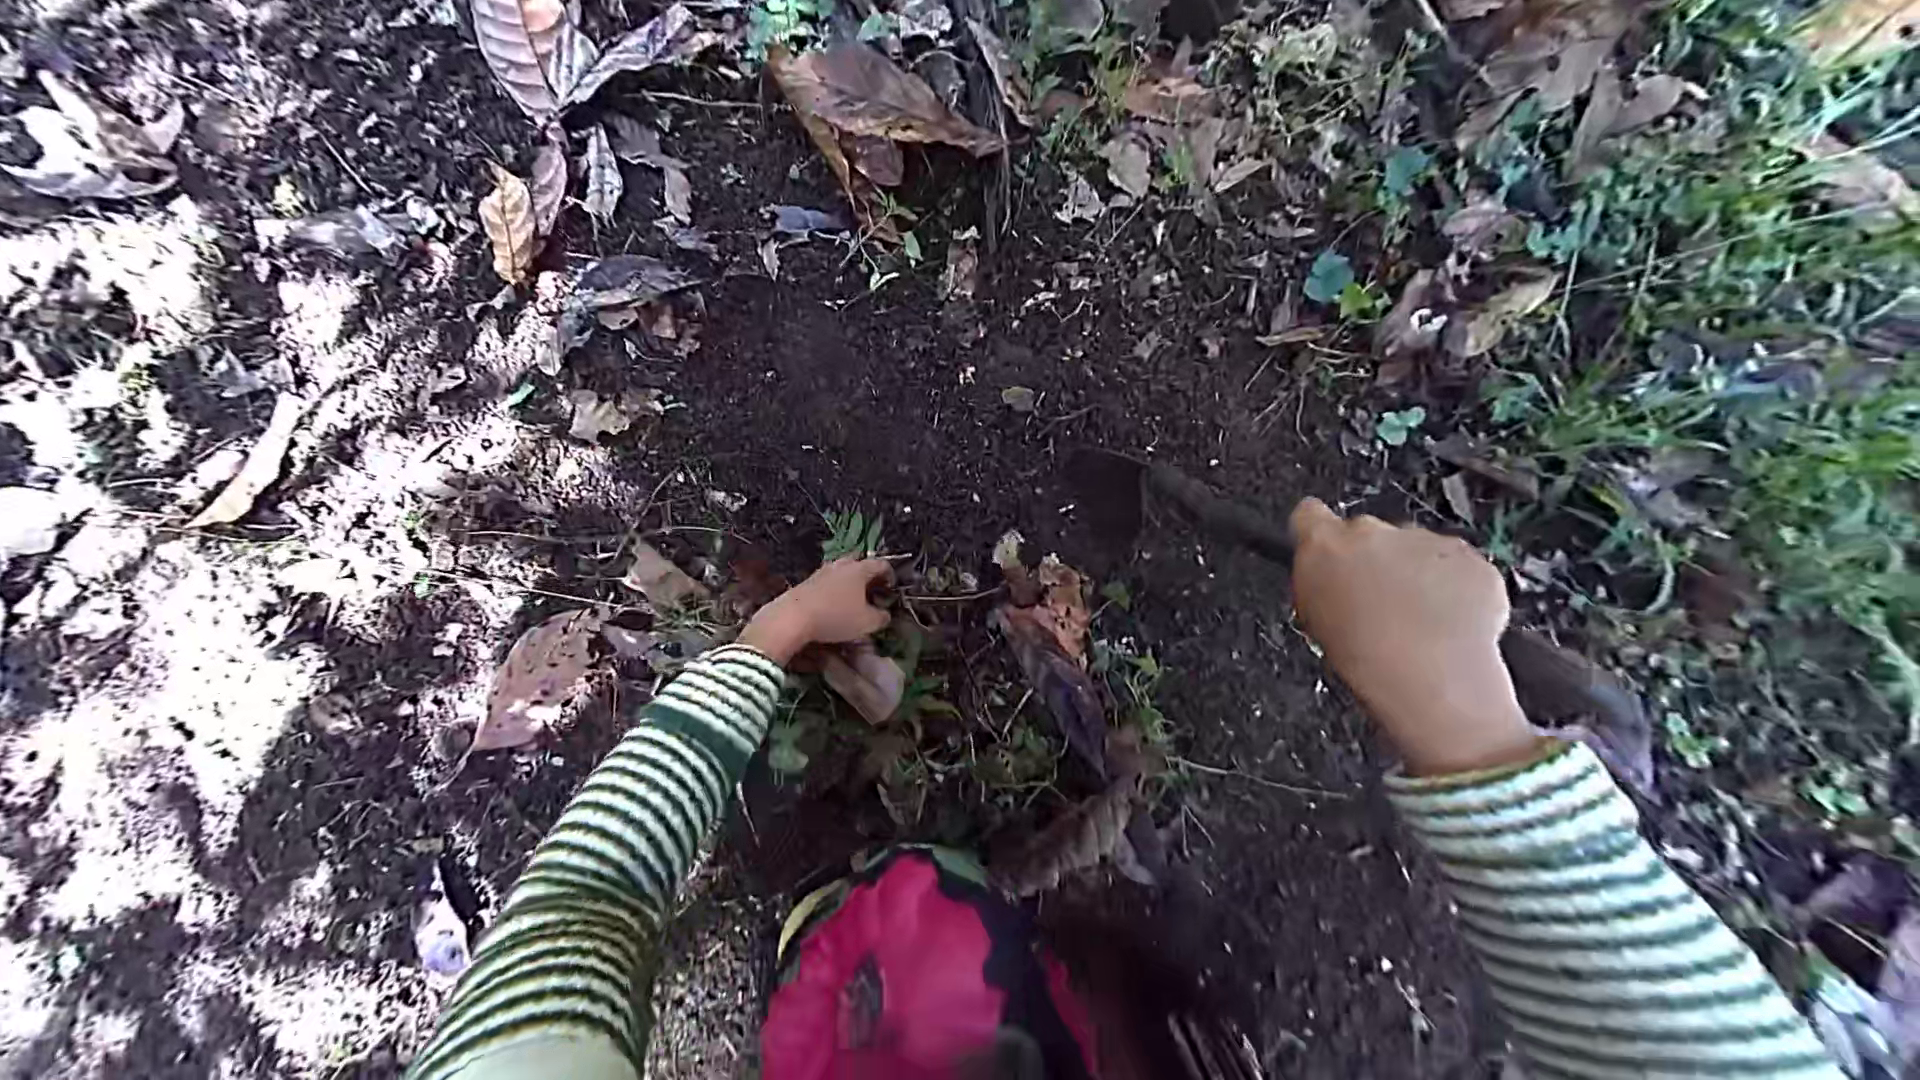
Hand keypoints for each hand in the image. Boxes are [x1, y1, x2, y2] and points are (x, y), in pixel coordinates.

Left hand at [738, 558, 893, 664]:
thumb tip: (885, 614)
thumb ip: (881, 617)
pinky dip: (834, 591)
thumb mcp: (867, 623)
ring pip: (842, 573)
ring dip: (850, 584)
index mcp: (860, 569)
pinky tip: (833, 607)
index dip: (890, 575)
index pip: (882, 564)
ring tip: (853, 601)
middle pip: (860, 564)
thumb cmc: (835, 617)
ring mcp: (821, 572)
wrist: (791, 618)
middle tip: (873, 592)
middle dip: (868, 577)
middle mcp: (841, 565)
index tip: (892, 588)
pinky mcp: (806, 582)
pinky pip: (827, 583)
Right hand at [1289, 498, 1535, 775]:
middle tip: (1376, 598)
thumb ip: (1318, 578)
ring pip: (1414, 547)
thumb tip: (1327, 574)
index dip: (1315, 529)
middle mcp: (1371, 531)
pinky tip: (1446, 619)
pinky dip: (1454, 584)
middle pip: (1366, 532)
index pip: (1308, 514)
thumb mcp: (1312, 615)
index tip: (1323, 545)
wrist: (1428, 674)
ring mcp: (1423, 540)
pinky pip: (1456, 563)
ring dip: (1415, 571)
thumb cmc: (1362, 653)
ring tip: (1416, 617)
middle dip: (1372, 557)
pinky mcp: (1468, 555)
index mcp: (1323, 544)